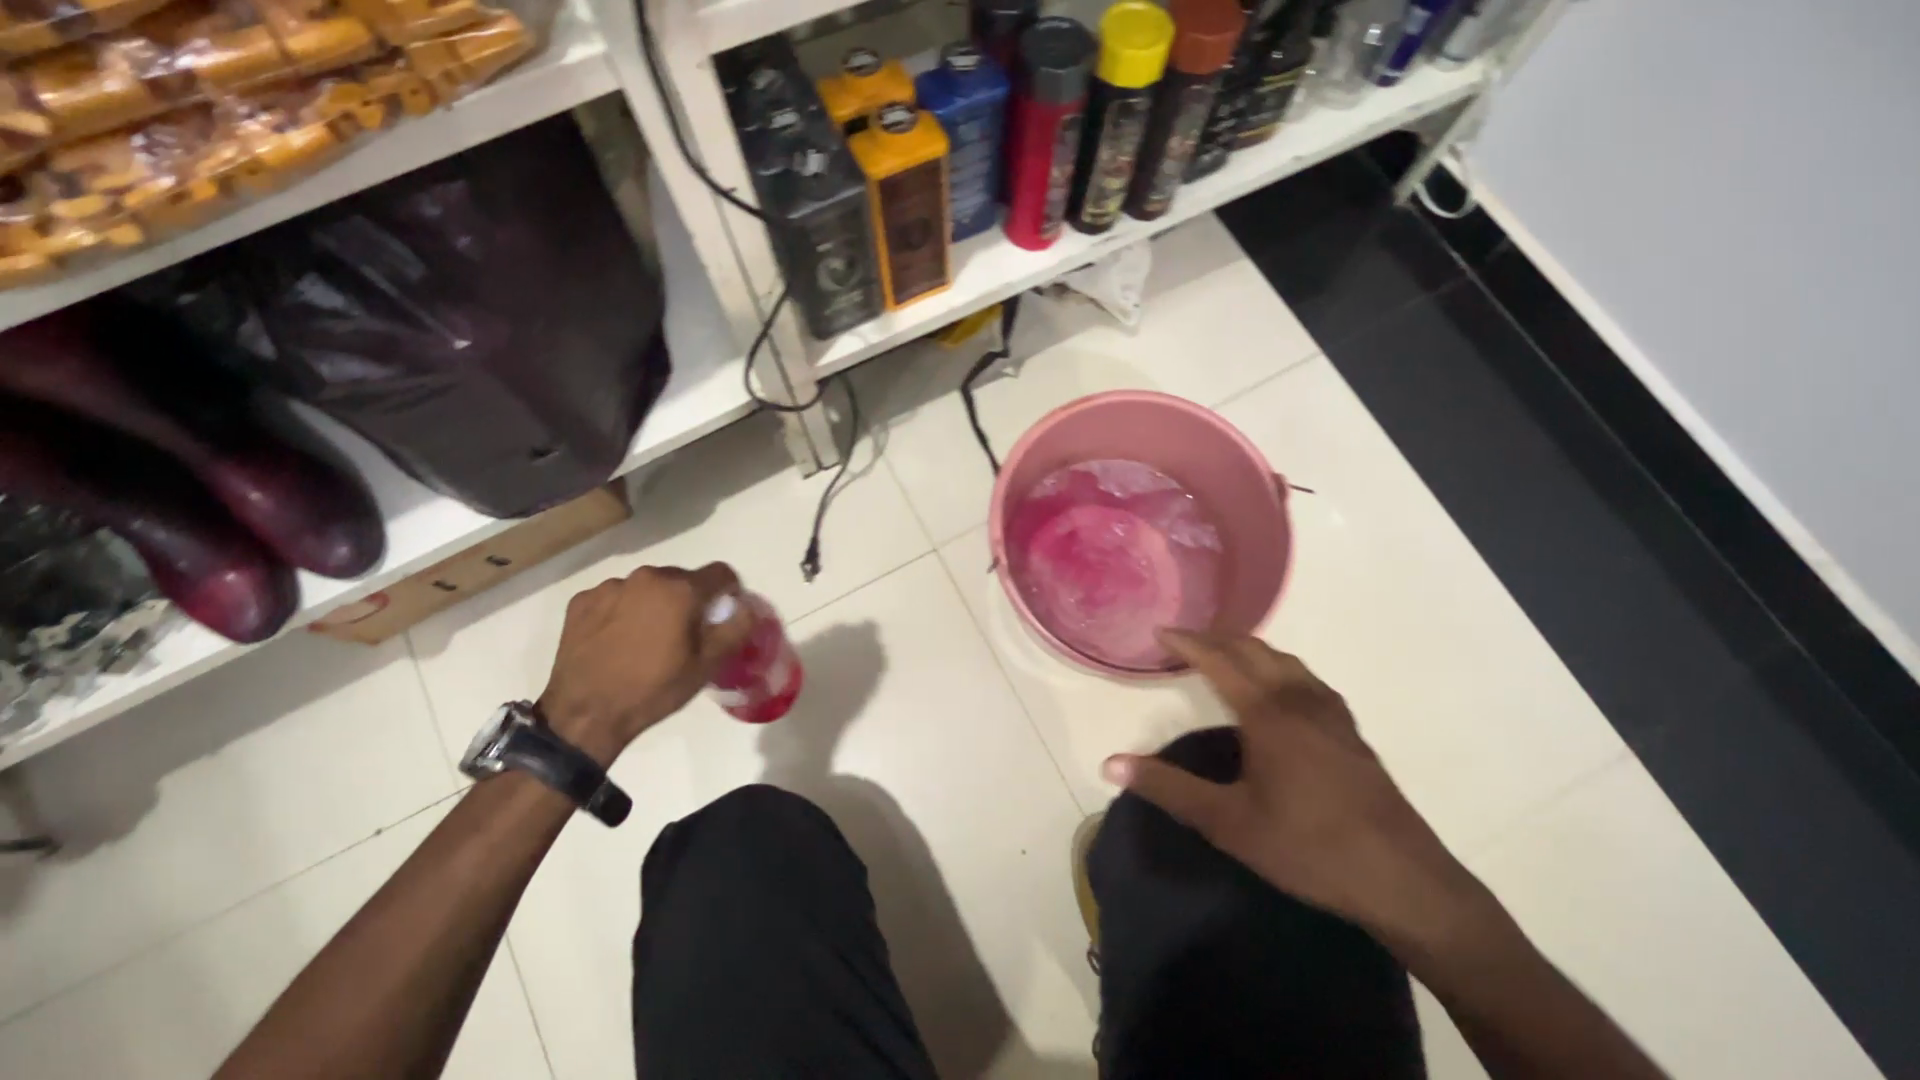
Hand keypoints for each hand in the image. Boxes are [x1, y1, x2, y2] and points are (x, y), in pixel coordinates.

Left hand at [537, 563, 752, 765]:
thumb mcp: (707, 666)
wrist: (585, 713)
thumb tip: (745, 606)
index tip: (722, 615)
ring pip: (646, 588)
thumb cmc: (653, 690)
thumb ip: (736, 628)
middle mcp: (645, 577)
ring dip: (653, 605)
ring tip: (645, 641)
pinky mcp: (581, 601)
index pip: (721, 572)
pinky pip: (614, 598)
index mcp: (680, 589)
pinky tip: (616, 642)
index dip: (728, 592)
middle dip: (688, 600)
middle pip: (681, 579)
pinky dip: (621, 612)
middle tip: (683, 635)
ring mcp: (609, 587)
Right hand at [1103, 631, 1492, 944]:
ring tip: (1225, 656)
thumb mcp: (1228, 823)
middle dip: (1217, 638)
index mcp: (1269, 714)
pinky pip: (1308, 681)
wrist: (1401, 878)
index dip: (1188, 643)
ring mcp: (1333, 715)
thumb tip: (1110, 763)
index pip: (1220, 661)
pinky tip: (1280, 692)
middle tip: (1184, 639)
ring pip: (1287, 663)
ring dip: (1251, 650)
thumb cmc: (1307, 848)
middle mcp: (1302, 701)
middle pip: (1256, 651)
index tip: (1159, 631)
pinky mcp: (1352, 734)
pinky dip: (1280, 669)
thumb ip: (1169, 788)